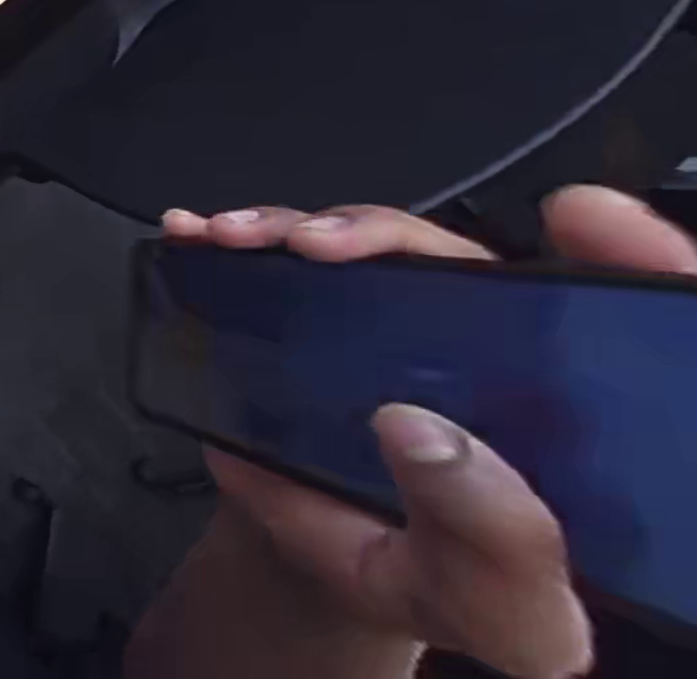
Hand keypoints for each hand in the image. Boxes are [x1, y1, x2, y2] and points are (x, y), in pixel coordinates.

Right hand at [162, 187, 696, 678]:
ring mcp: (372, 323)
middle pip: (441, 253)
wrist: (300, 551)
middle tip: (314, 244)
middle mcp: (471, 347)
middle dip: (370, 230)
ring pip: (342, 243)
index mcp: (563, 411)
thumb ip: (493, 547)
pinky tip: (192, 234)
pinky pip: (266, 256)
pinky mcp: (295, 315)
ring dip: (281, 224)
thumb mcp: (490, 609)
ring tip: (232, 239)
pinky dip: (224, 235)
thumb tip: (419, 428)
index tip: (581, 215)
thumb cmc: (416, 582)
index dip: (630, 259)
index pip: (624, 322)